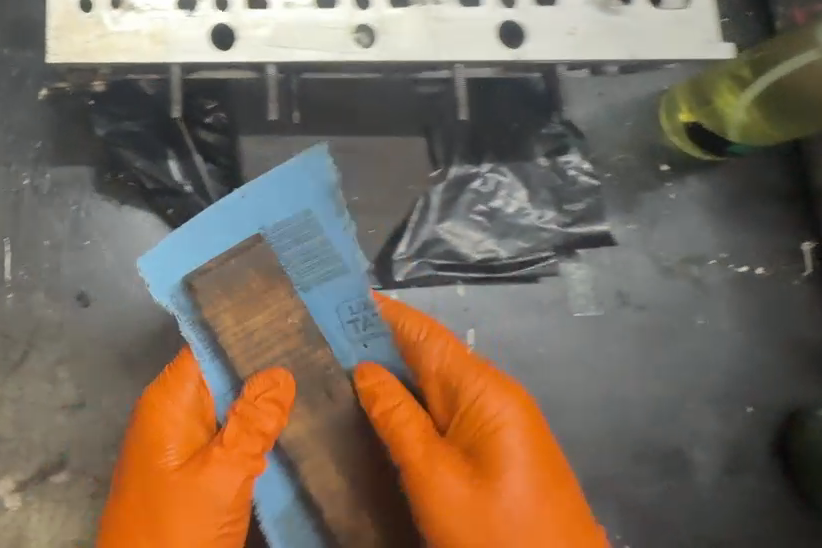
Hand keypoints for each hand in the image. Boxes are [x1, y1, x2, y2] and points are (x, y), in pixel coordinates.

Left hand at [97, 348, 295, 547]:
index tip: (287, 317)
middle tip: (310, 345)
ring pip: (222, 404)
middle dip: (258, 363)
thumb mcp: (222, 476)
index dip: (244, 331)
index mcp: (167, 398)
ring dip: (257, 397)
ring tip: (309, 374)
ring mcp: (177, 440)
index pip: (206, 345)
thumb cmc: (177, 529)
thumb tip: (281, 372)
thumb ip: (252, 424)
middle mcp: (168, 409)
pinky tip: (285, 422)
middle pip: (216, 372)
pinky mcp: (187, 468)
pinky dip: (248, 427)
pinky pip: (220, 433)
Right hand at [354, 294, 605, 547]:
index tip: (329, 296)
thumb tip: (363, 367)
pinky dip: (412, 403)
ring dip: (392, 375)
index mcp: (484, 389)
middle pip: (428, 354)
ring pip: (435, 385)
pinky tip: (381, 411)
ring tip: (338, 367)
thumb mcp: (434, 479)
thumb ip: (395, 417)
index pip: (422, 331)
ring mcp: (502, 426)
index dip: (377, 310)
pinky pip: (448, 412)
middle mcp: (496, 395)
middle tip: (319, 336)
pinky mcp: (501, 454)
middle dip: (377, 343)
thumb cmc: (496, 536)